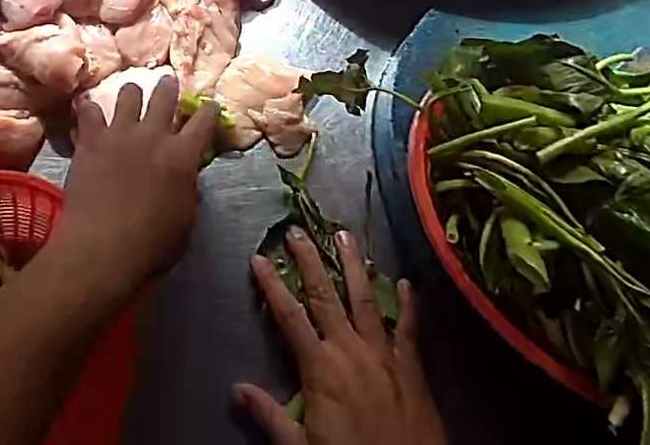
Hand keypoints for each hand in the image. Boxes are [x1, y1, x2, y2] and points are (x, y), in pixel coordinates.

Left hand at [49, 75, 217, 298]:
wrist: (103, 248)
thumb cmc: (151, 246)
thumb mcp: (185, 220)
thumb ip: (187, 190)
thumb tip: (185, 177)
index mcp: (182, 155)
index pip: (204, 121)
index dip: (209, 110)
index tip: (210, 105)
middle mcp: (153, 135)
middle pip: (165, 95)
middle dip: (169, 85)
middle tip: (168, 81)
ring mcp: (121, 133)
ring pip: (129, 94)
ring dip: (132, 92)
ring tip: (131, 92)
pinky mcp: (92, 139)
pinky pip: (90, 111)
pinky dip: (90, 110)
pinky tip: (89, 110)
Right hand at [237, 228, 447, 444]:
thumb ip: (271, 417)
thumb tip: (237, 389)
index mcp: (321, 369)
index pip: (288, 315)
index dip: (271, 284)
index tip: (257, 257)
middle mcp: (350, 352)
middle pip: (325, 295)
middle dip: (309, 260)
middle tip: (297, 231)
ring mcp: (384, 357)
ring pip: (364, 300)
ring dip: (353, 265)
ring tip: (344, 235)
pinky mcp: (412, 371)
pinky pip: (409, 331)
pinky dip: (408, 306)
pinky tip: (406, 283)